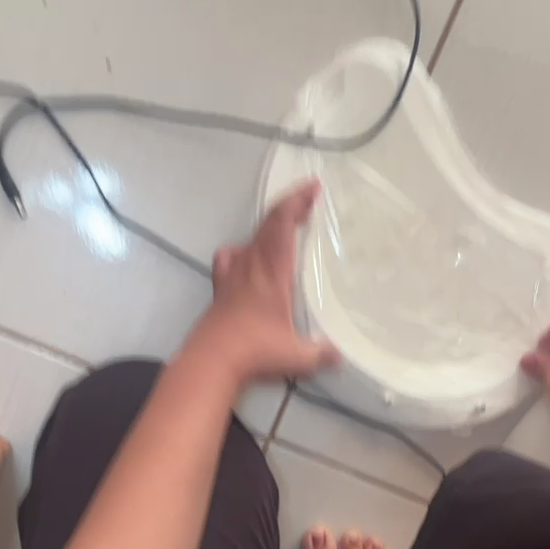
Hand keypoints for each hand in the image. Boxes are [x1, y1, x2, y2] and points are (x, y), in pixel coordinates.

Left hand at [179, 179, 338, 390]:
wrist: (211, 361)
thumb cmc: (256, 351)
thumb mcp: (296, 357)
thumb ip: (320, 353)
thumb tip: (338, 355)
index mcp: (272, 271)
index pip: (282, 223)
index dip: (297, 200)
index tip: (314, 188)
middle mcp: (251, 264)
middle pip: (268, 224)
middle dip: (289, 208)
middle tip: (308, 202)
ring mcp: (232, 274)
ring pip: (250, 238)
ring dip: (269, 229)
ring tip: (284, 232)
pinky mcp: (220, 288)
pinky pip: (229, 258)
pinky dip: (241, 251)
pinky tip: (245, 259)